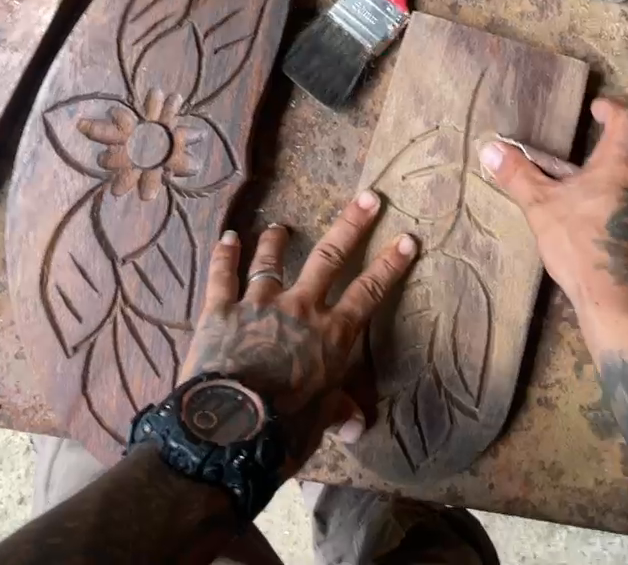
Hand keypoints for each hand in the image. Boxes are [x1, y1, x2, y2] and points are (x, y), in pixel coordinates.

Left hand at [180, 191, 418, 471]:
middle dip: (352, 225)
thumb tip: (355, 423)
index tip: (407, 239)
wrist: (227, 431)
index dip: (390, 265)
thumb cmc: (283, 431)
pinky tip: (226, 238)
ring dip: (275, 241)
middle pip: (330, 257)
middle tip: (369, 196)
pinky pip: (223, 277)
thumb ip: (337, 411)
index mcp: (331, 335)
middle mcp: (300, 308)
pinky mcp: (220, 311)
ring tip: (279, 226)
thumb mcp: (318, 423)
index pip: (368, 293)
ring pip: (270, 262)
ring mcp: (259, 305)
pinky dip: (224, 256)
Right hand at [478, 98, 627, 323]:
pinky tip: (609, 208)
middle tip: (599, 136)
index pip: (626, 120)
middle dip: (623, 134)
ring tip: (601, 172)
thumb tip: (490, 149)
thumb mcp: (541, 206)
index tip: (596, 109)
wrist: (617, 299)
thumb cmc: (579, 244)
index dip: (612, 109)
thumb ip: (518, 174)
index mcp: (621, 162)